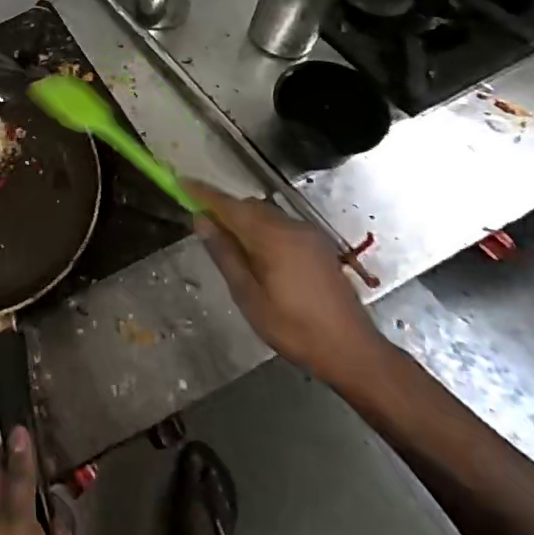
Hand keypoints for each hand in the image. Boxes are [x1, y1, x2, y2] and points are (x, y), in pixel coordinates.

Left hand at [0, 427, 62, 534]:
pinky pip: (53, 534)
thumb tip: (18, 428)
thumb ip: (19, 474)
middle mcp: (4, 505)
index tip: (54, 448)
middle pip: (36, 482)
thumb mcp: (17, 517)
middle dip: (55, 495)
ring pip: (49, 509)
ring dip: (61, 523)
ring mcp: (19, 530)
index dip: (32, 447)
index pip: (11, 451)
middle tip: (58, 510)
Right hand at [186, 179, 384, 380]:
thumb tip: (201, 221)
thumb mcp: (248, 295)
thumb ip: (224, 253)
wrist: (352, 351)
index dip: (204, 194)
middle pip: (250, 206)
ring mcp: (310, 235)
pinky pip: (282, 227)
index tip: (181, 183)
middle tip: (202, 225)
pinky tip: (258, 256)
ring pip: (267, 215)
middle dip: (224, 209)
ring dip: (244, 221)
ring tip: (229, 245)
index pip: (230, 205)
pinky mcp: (319, 247)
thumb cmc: (294, 328)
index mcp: (272, 237)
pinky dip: (263, 230)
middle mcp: (292, 227)